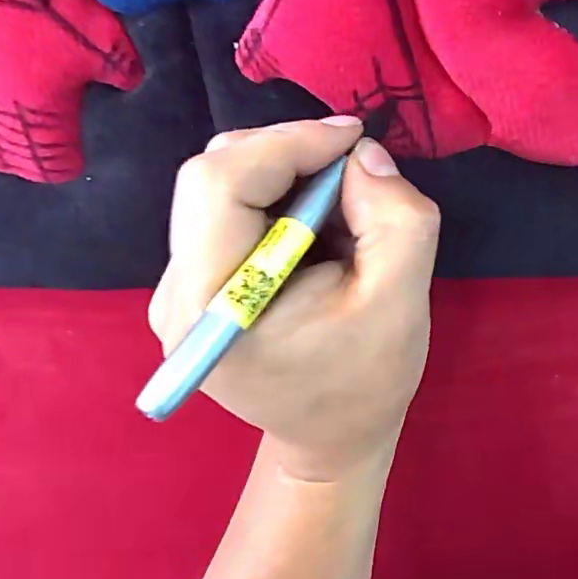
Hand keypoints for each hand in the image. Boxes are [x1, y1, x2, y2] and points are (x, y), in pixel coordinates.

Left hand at [148, 116, 439, 482]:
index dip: (287, 143)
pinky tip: (311, 221)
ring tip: (335, 197)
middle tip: (345, 161)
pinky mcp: (190, 279)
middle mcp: (175, 290)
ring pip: (218, 183)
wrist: (327, 440)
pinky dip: (272, 192)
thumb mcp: (402, 300)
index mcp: (211, 303)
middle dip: (284, 151)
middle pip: (212, 174)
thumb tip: (361, 154)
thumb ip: (395, 217)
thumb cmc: (363, 382)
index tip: (352, 138)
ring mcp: (174, 286)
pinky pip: (224, 207)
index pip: (222, 183)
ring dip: (281, 170)